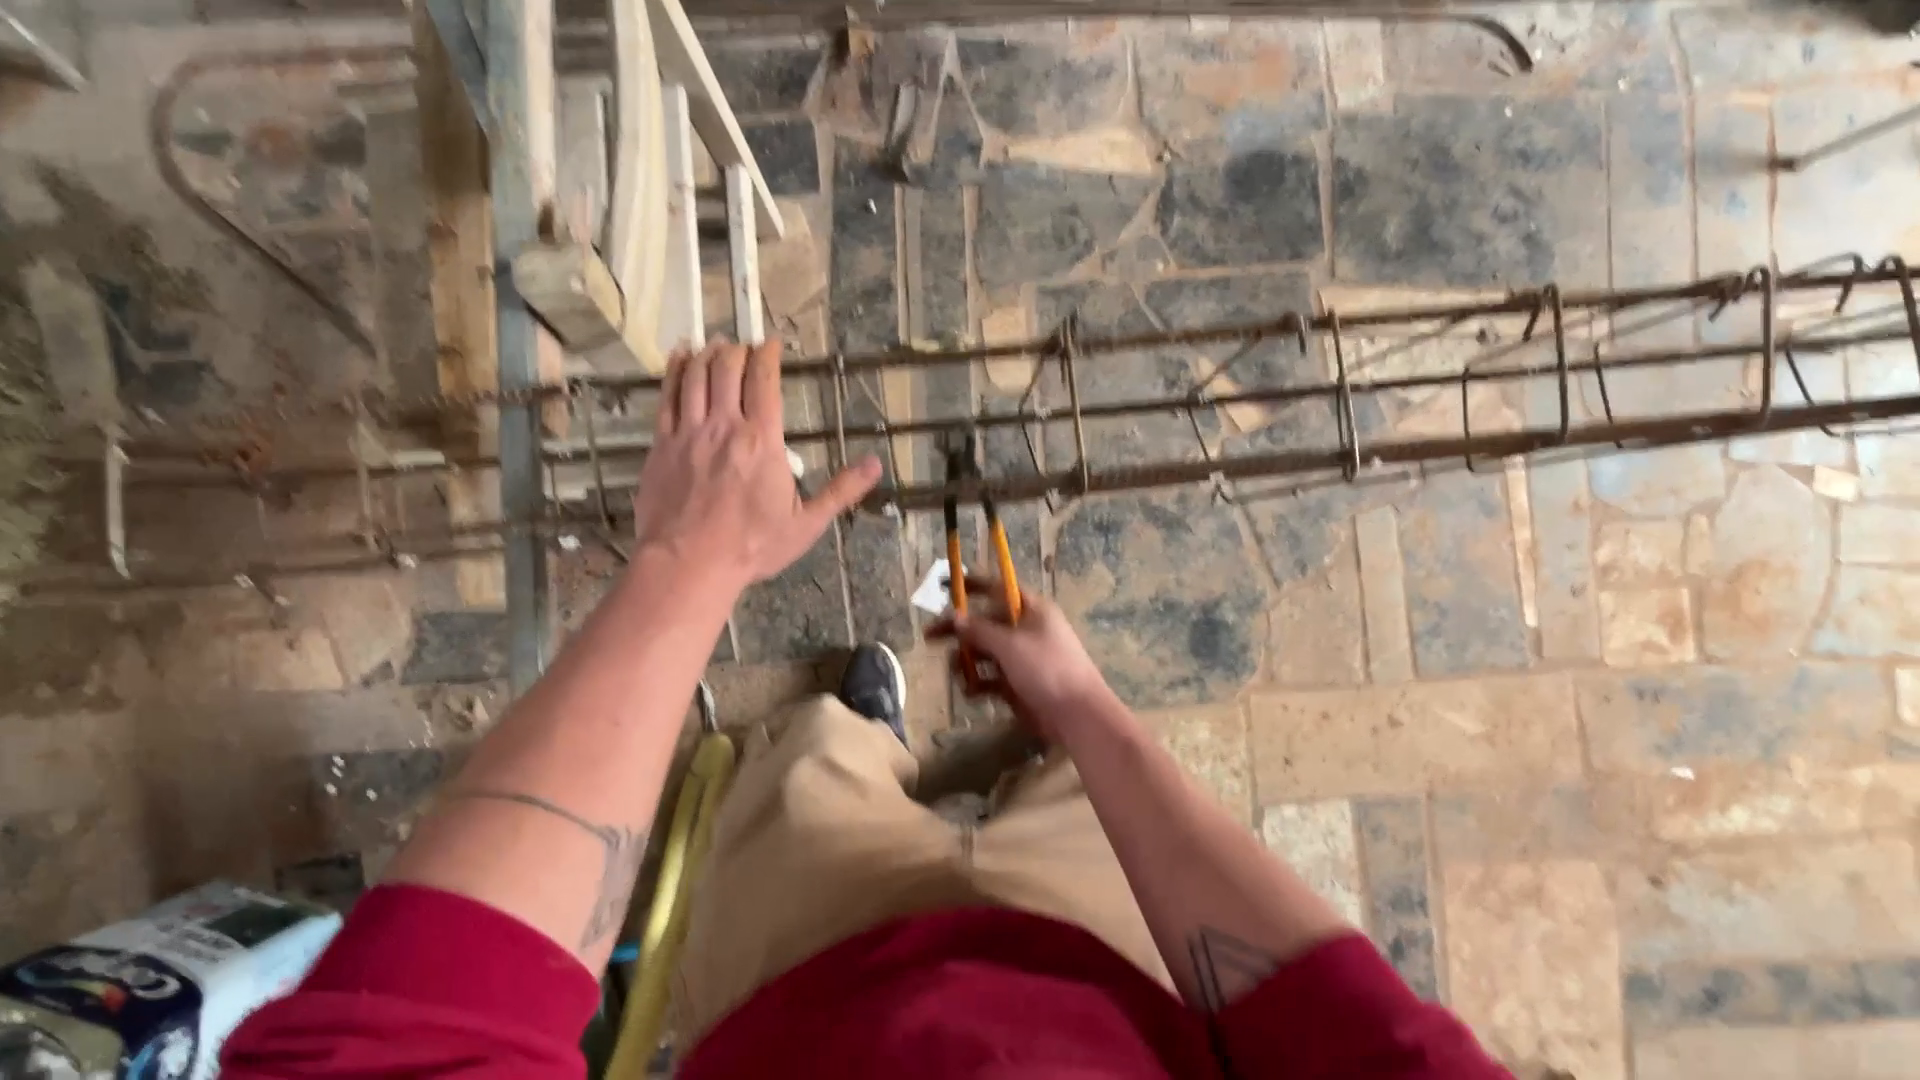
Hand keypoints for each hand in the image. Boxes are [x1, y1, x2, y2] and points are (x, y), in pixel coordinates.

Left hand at [633, 338, 880, 587]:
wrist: (689, 563)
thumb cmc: (751, 547)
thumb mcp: (806, 524)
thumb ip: (840, 490)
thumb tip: (874, 465)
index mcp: (762, 440)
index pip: (764, 381)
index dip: (768, 356)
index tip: (771, 344)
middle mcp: (724, 426)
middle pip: (727, 369)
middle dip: (738, 351)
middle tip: (744, 347)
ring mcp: (689, 433)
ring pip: (696, 375)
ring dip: (707, 354)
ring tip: (715, 344)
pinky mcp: (661, 444)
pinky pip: (667, 396)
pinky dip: (675, 370)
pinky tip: (679, 358)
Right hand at [927, 580, 1115, 741]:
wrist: (1077, 715)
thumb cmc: (1047, 669)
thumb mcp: (1010, 645)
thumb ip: (980, 630)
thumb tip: (955, 616)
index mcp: (1032, 610)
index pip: (998, 589)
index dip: (973, 585)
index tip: (946, 585)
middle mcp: (1026, 630)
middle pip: (985, 623)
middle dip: (960, 631)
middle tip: (930, 636)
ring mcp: (1022, 659)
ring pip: (984, 652)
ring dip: (967, 660)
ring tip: (958, 673)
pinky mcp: (1018, 684)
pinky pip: (990, 678)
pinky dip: (978, 683)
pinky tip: (971, 692)